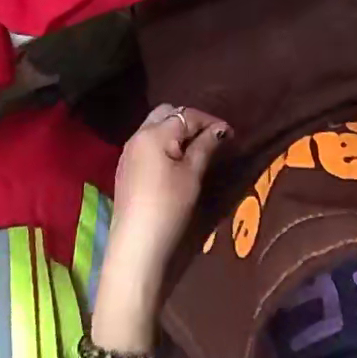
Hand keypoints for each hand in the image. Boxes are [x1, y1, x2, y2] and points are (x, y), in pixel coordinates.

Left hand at [90, 104, 231, 349]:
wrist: (136, 244)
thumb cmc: (168, 207)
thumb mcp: (191, 175)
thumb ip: (205, 147)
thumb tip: (219, 129)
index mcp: (153, 133)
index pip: (185, 115)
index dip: (210, 121)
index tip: (230, 133)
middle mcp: (137, 135)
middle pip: (166, 113)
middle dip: (189, 120)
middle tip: (211, 137)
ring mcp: (128, 151)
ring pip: (154, 127)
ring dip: (176, 131)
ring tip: (197, 148)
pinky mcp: (126, 167)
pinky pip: (147, 143)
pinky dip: (164, 143)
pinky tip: (176, 159)